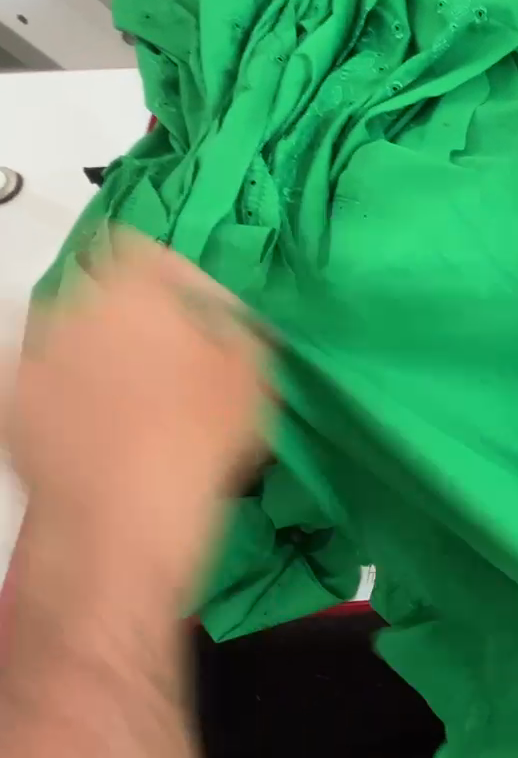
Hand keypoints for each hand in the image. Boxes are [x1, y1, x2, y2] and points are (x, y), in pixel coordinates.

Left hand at [5, 230, 268, 607]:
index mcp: (134, 296)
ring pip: (76, 332)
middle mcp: (69, 310)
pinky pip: (47, 372)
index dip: (180, 275)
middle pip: (107, 293)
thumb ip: (238, 331)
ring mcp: (29, 352)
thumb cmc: (202, 436)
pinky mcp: (9, 394)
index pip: (143, 249)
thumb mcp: (254, 376)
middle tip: (183, 356)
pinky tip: (105, 418)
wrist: (126, 508)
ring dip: (108, 350)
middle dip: (143, 317)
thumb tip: (232, 316)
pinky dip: (74, 384)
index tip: (209, 310)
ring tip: (145, 393)